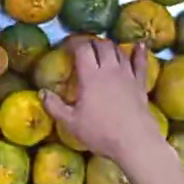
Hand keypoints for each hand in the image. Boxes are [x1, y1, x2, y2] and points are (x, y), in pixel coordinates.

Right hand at [41, 37, 163, 165]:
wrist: (134, 141)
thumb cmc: (100, 132)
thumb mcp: (71, 123)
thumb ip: (55, 106)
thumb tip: (41, 92)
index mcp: (90, 76)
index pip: (82, 48)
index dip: (74, 42)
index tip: (66, 45)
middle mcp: (109, 69)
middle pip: (101, 45)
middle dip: (91, 42)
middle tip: (83, 47)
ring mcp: (127, 75)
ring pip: (119, 51)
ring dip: (109, 46)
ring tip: (102, 48)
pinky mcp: (140, 83)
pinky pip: (141, 63)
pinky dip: (139, 52)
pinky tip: (140, 45)